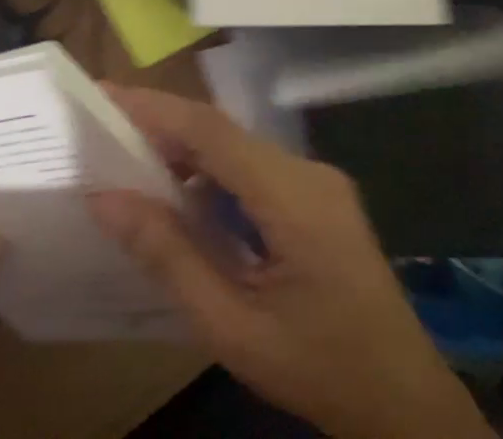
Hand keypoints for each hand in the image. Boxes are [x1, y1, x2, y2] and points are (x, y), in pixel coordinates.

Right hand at [86, 87, 492, 438]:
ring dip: (179, 151)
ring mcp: (318, 187)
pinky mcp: (316, 204)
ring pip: (233, 149)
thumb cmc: (318, 366)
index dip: (151, 107)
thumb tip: (102, 198)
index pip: (210, 130)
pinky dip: (205, 174)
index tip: (98, 94)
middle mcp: (309, 175)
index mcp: (295, 198)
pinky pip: (249, 171)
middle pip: (221, 132)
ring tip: (124, 164)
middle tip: (98, 132)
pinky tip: (175, 199)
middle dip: (157, 126)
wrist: (404, 408)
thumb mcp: (230, 325)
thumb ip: (167, 256)